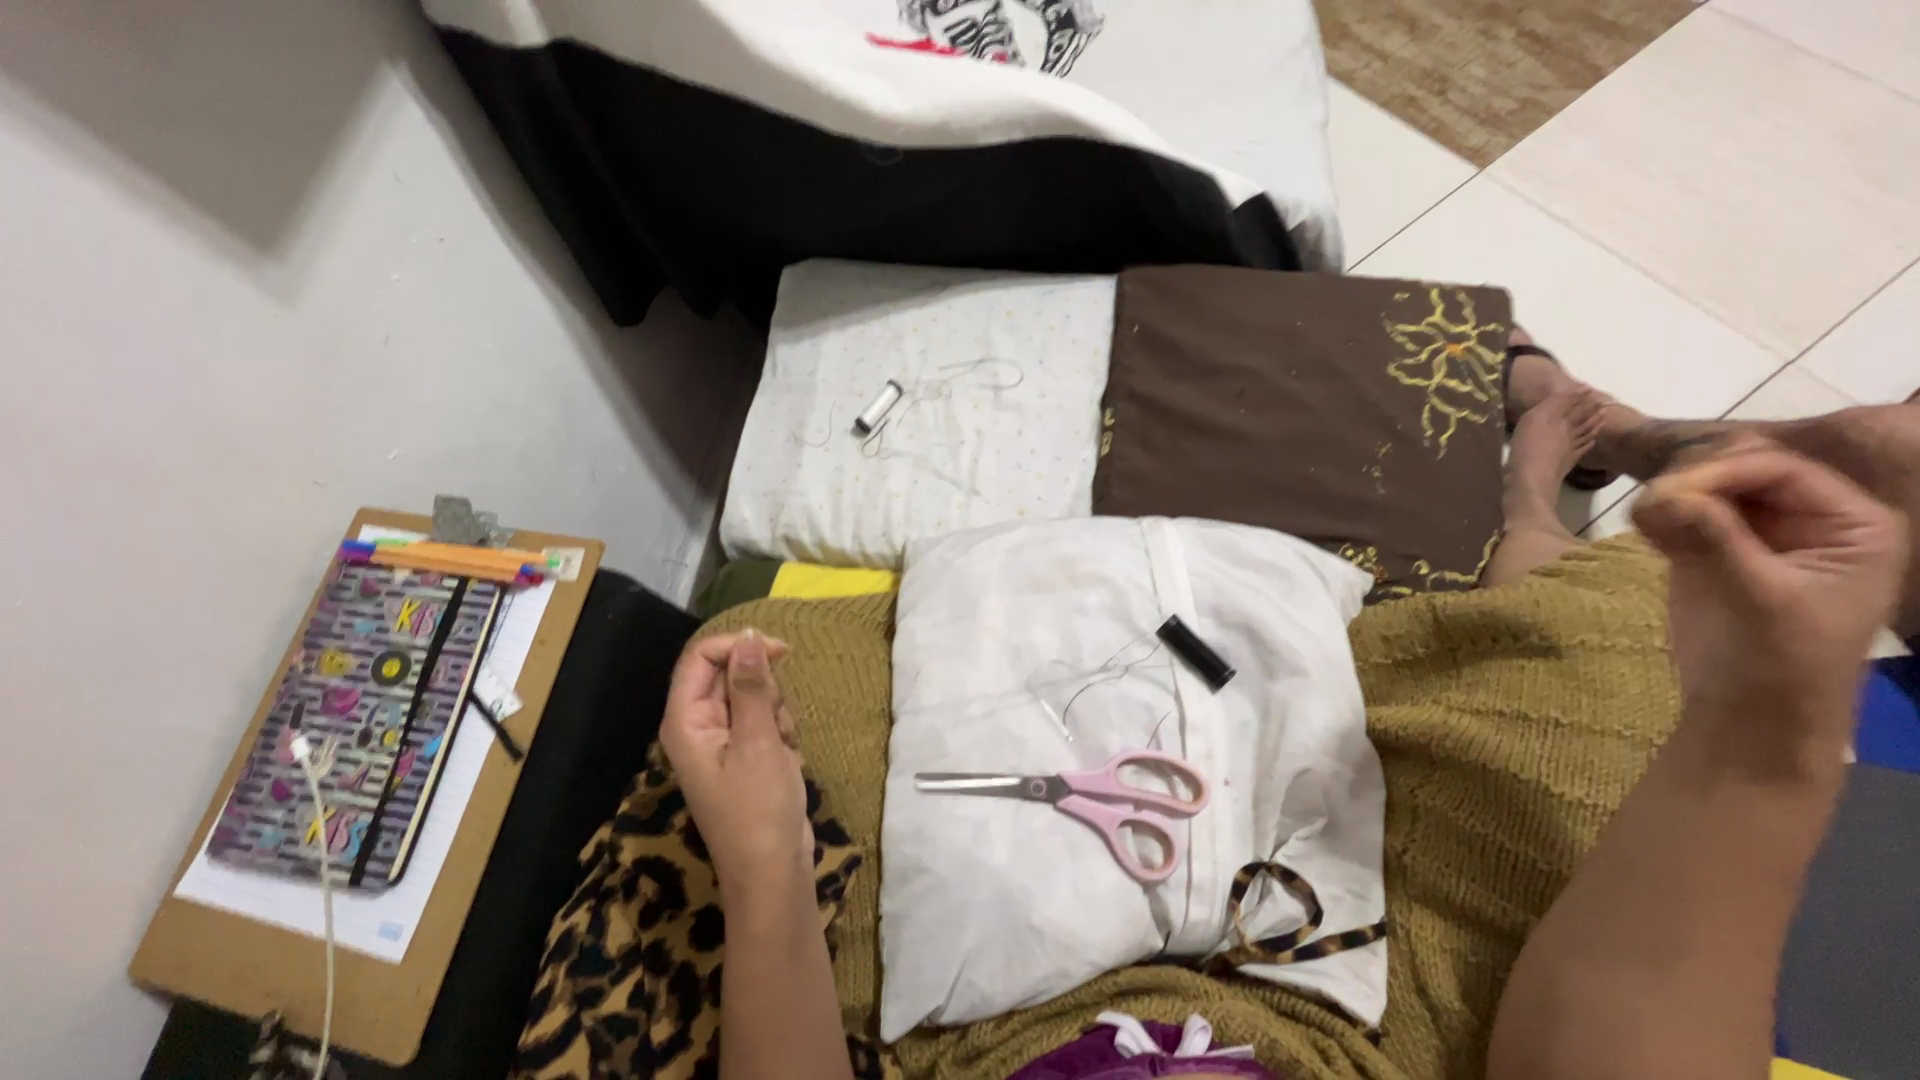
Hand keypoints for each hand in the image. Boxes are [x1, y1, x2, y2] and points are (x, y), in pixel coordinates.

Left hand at [659, 629, 814, 907]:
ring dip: (776, 713)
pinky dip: (781, 733)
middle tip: (774, 725)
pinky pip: (765, 720)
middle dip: (764, 691)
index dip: (739, 646)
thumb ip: (751, 686)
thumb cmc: (758, 809)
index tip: (781, 652)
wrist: (773, 871)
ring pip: (754, 696)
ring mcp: (723, 741)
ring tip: (780, 751)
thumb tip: (748, 637)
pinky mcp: (745, 754)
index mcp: (686, 720)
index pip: (702, 657)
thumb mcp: (757, 741)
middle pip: (731, 674)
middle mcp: (699, 725)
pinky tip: (786, 761)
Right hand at [1633, 436, 1906, 763]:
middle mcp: (1811, 519)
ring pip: (1707, 486)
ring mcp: (1760, 533)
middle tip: (1648, 507)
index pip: (1781, 469)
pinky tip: (1644, 529)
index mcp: (1852, 525)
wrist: (1749, 716)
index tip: (1665, 494)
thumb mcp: (1757, 598)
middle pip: (1742, 469)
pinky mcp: (1714, 549)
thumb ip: (1714, 540)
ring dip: (1670, 496)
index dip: (1721, 472)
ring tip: (1643, 522)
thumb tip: (1657, 496)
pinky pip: (1683, 511)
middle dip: (1692, 481)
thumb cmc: (1777, 662)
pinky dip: (1659, 514)